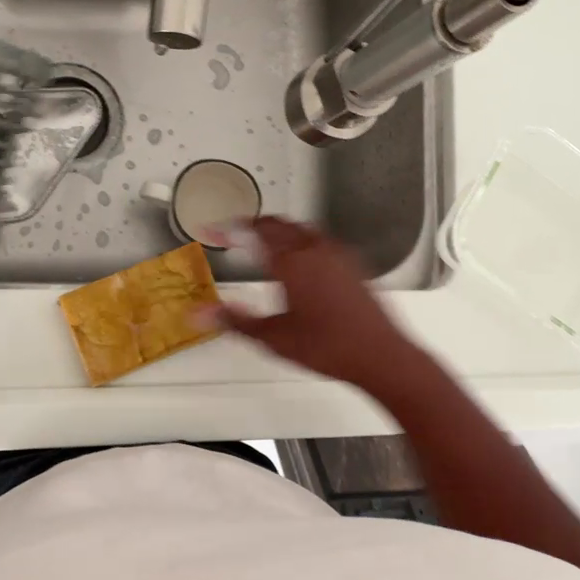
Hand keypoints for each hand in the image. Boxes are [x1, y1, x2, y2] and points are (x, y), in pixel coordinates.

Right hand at [204, 216, 427, 391]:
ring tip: (267, 244)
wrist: (381, 355)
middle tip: (239, 233)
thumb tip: (198, 313)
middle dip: (257, 225)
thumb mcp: (273, 338)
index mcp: (292, 262)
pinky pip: (323, 243)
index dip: (233, 227)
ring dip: (283, 231)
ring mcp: (339, 256)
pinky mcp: (355, 267)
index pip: (257, 231)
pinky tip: (303, 263)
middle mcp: (316, 251)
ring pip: (304, 230)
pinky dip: (304, 243)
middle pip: (281, 224)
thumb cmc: (326, 347)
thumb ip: (235, 321)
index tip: (216, 229)